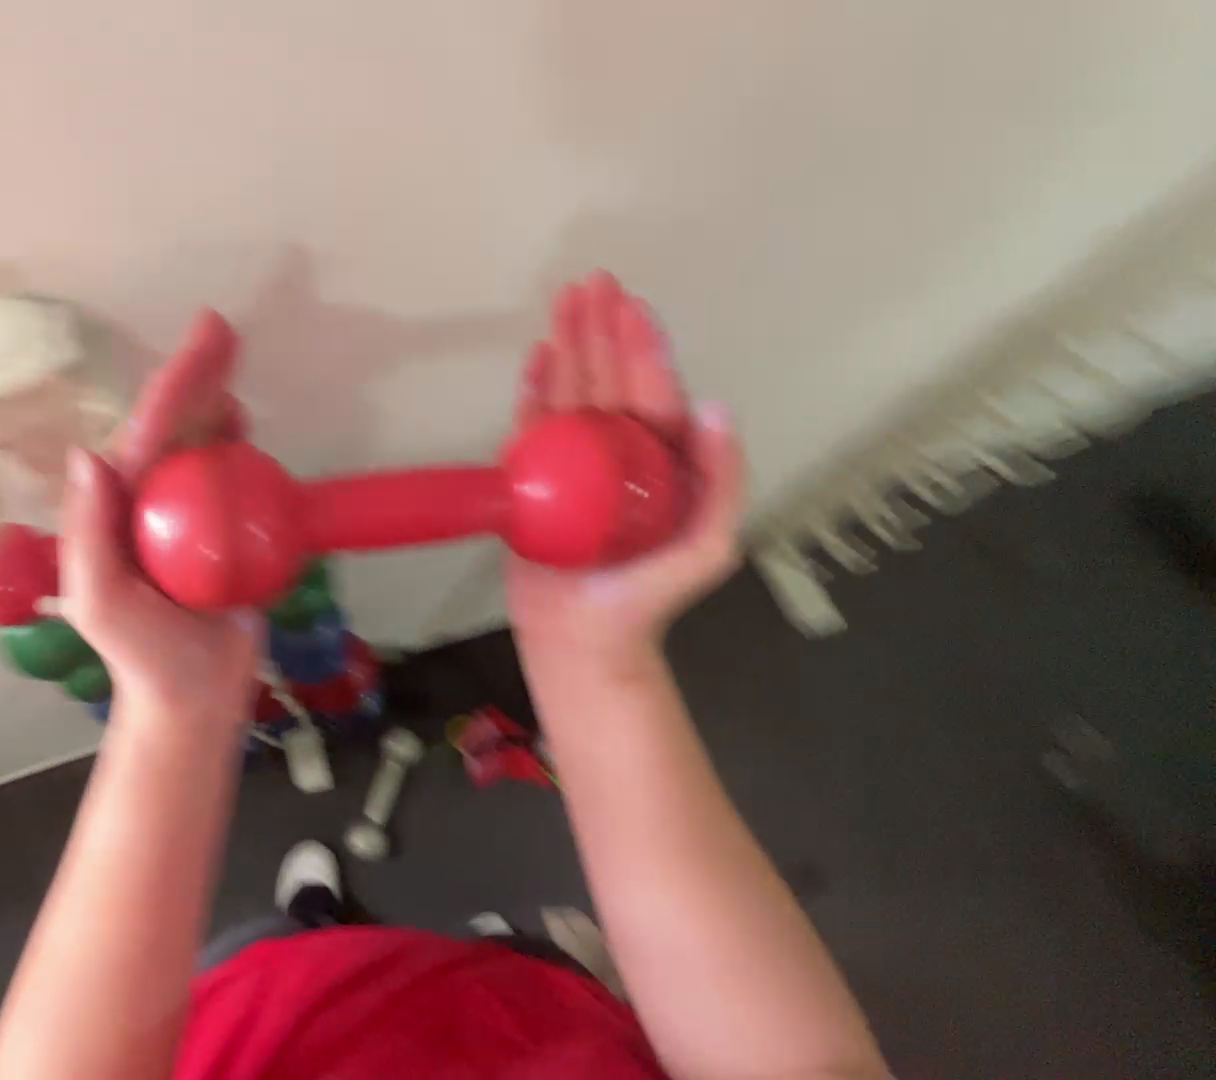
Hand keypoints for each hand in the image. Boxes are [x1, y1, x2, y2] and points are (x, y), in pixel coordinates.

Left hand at [57, 311, 260, 726]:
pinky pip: (238, 483)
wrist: (193, 694)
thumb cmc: (141, 654)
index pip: (149, 435)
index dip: (175, 383)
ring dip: (216, 403)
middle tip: (223, 330)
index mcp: (120, 509)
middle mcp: (153, 502)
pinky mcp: (227, 535)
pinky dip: (243, 450)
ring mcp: (192, 517)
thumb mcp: (99, 600)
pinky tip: (247, 428)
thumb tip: (87, 454)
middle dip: (198, 376)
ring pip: (205, 447)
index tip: (207, 335)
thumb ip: (87, 534)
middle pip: (177, 428)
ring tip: (231, 364)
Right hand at [506, 273, 746, 662]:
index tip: (628, 302)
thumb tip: (716, 408)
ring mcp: (570, 465)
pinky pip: (531, 429)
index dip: (641, 345)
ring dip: (566, 349)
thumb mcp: (706, 547)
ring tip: (560, 306)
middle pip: (607, 381)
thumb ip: (720, 483)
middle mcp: (615, 453)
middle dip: (599, 330)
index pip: (650, 392)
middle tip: (589, 283)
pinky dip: (532, 393)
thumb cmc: (644, 597)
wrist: (582, 637)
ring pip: (569, 395)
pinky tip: (535, 359)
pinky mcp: (532, 480)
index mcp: (657, 460)